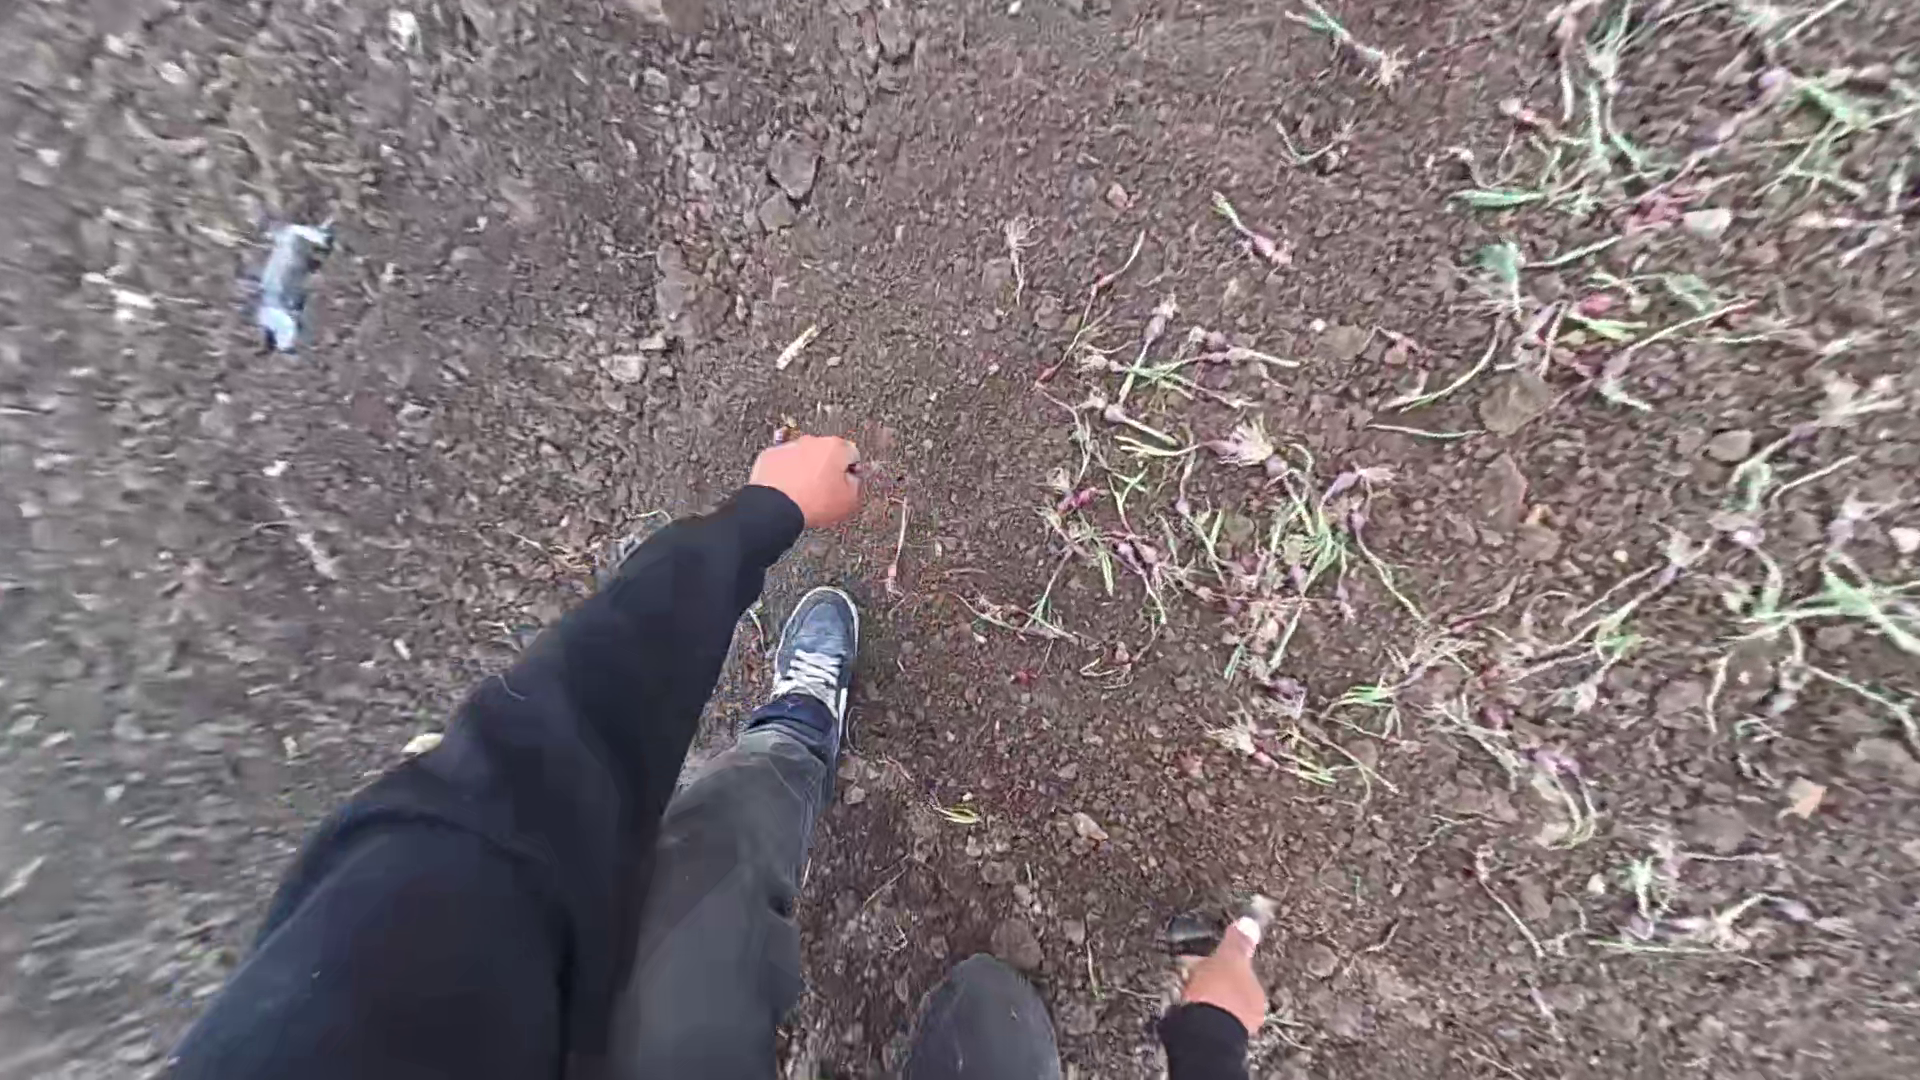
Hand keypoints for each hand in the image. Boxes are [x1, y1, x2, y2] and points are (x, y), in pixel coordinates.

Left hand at [750, 435, 861, 527]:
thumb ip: (857, 484)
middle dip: (826, 469)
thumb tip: (854, 479)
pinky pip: (783, 463)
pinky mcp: (770, 455)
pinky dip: (785, 473)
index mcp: (836, 447)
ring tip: (803, 494)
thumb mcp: (850, 501)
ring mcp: (789, 447)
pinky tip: (787, 491)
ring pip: (803, 457)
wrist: (777, 508)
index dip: (851, 473)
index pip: (852, 455)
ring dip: (805, 470)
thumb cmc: (814, 503)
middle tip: (824, 492)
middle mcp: (813, 441)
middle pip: (826, 453)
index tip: (846, 485)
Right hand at [1180, 917, 1266, 1034]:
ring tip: (1180, 980)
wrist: (1203, 1032)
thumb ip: (1239, 942)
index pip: (1240, 969)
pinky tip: (1180, 997)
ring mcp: (1230, 1025)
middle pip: (1226, 984)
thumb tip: (1250, 923)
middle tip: (1189, 965)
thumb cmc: (1220, 992)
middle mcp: (1247, 1011)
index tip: (1205, 952)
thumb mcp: (1228, 959)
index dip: (1221, 958)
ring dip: (1198, 987)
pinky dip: (1192, 1002)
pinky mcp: (1210, 1033)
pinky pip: (1201, 1010)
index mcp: (1255, 993)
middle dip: (1208, 973)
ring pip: (1212, 997)